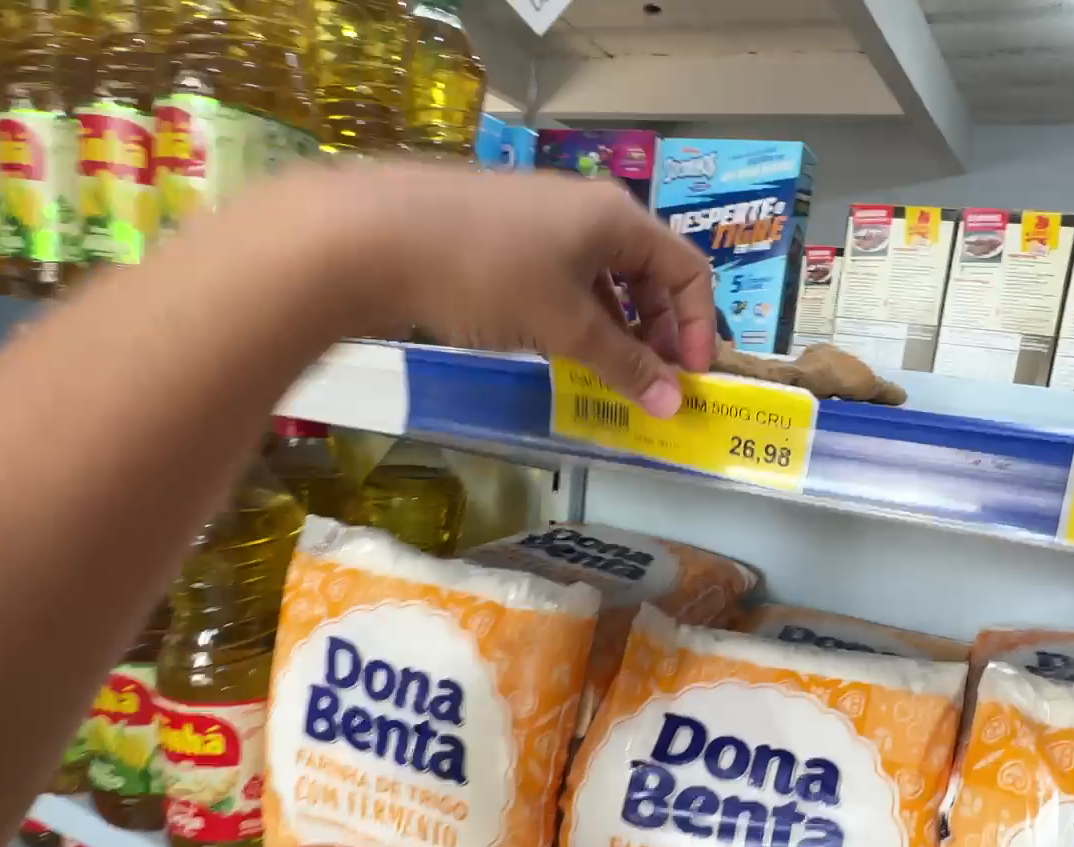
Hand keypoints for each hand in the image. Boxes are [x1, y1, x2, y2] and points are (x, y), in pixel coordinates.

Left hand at [323, 161, 716, 416]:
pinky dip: (583, 321)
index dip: (699, 327)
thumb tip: (673, 405)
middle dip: (661, 333)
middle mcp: (592, 213)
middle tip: (653, 383)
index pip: (689, 272)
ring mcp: (549, 223)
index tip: (690, 378)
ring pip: (608, 284)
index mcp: (618, 220)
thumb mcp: (566, 325)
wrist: (374, 236)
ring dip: (621, 333)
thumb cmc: (489, 273)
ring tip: (613, 377)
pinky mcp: (513, 240)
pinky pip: (570, 283)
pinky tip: (568, 353)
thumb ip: (625, 365)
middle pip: (651, 277)